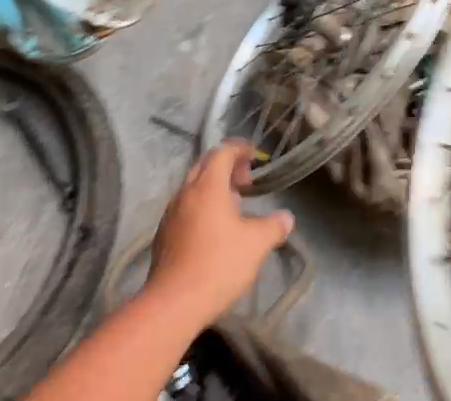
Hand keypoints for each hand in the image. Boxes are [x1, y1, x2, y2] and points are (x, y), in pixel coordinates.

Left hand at [145, 140, 294, 330]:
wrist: (174, 301)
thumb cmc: (218, 264)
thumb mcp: (255, 245)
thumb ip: (273, 226)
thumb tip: (286, 217)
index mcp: (207, 186)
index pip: (222, 152)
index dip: (240, 148)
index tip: (255, 154)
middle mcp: (186, 192)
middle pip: (205, 165)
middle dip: (227, 166)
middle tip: (246, 181)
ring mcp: (171, 212)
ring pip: (193, 187)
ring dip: (213, 187)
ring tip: (233, 205)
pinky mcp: (164, 233)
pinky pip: (185, 207)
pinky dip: (201, 205)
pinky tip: (213, 228)